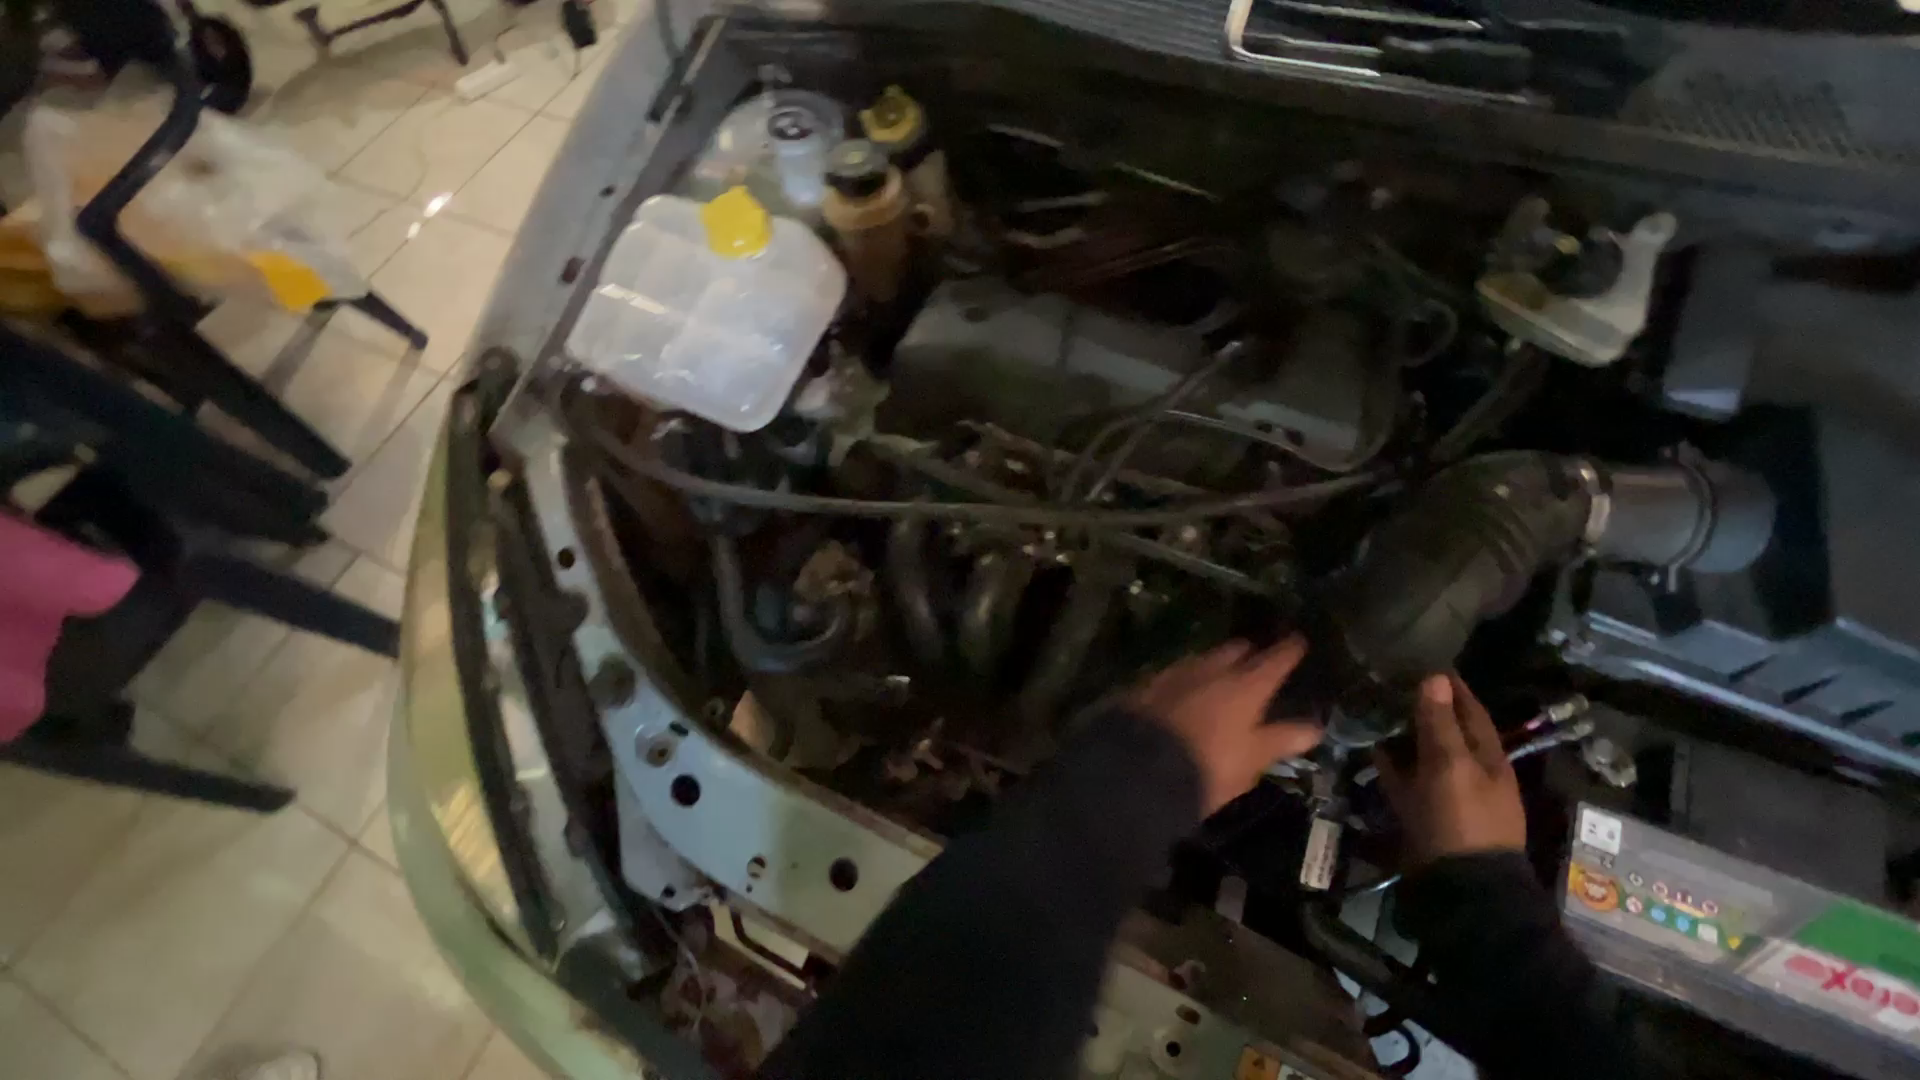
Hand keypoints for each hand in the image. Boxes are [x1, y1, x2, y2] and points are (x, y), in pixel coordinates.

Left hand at [1127, 637, 1322, 815]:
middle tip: (1255, 658)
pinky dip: (1185, 677)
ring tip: (1219, 672)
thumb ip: (1281, 739)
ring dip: (1214, 662)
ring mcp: (1175, 672)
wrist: (1138, 767)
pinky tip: (1183, 687)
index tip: (1298, 640)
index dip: (1288, 650)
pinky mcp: (1145, 683)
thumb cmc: (1208, 766)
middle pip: (1235, 650)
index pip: (1274, 660)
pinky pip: (1174, 673)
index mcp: (1245, 685)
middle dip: (1248, 652)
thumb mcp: (1252, 759)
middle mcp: (1211, 669)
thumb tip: (1314, 727)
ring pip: (1202, 658)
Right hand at [1374, 674, 1526, 863]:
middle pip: (1446, 731)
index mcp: (1488, 758)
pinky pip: (1406, 780)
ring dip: (1404, 734)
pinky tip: (1372, 749)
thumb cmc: (1461, 819)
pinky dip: (1391, 764)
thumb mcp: (1451, 765)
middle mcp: (1470, 772)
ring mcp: (1446, 794)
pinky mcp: (1424, 812)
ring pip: (1424, 755)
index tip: (1424, 660)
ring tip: (1376, 709)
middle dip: (1424, 707)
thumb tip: (1435, 676)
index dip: (1452, 687)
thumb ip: (1440, 723)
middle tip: (1391, 681)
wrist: (1459, 886)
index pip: (1471, 710)